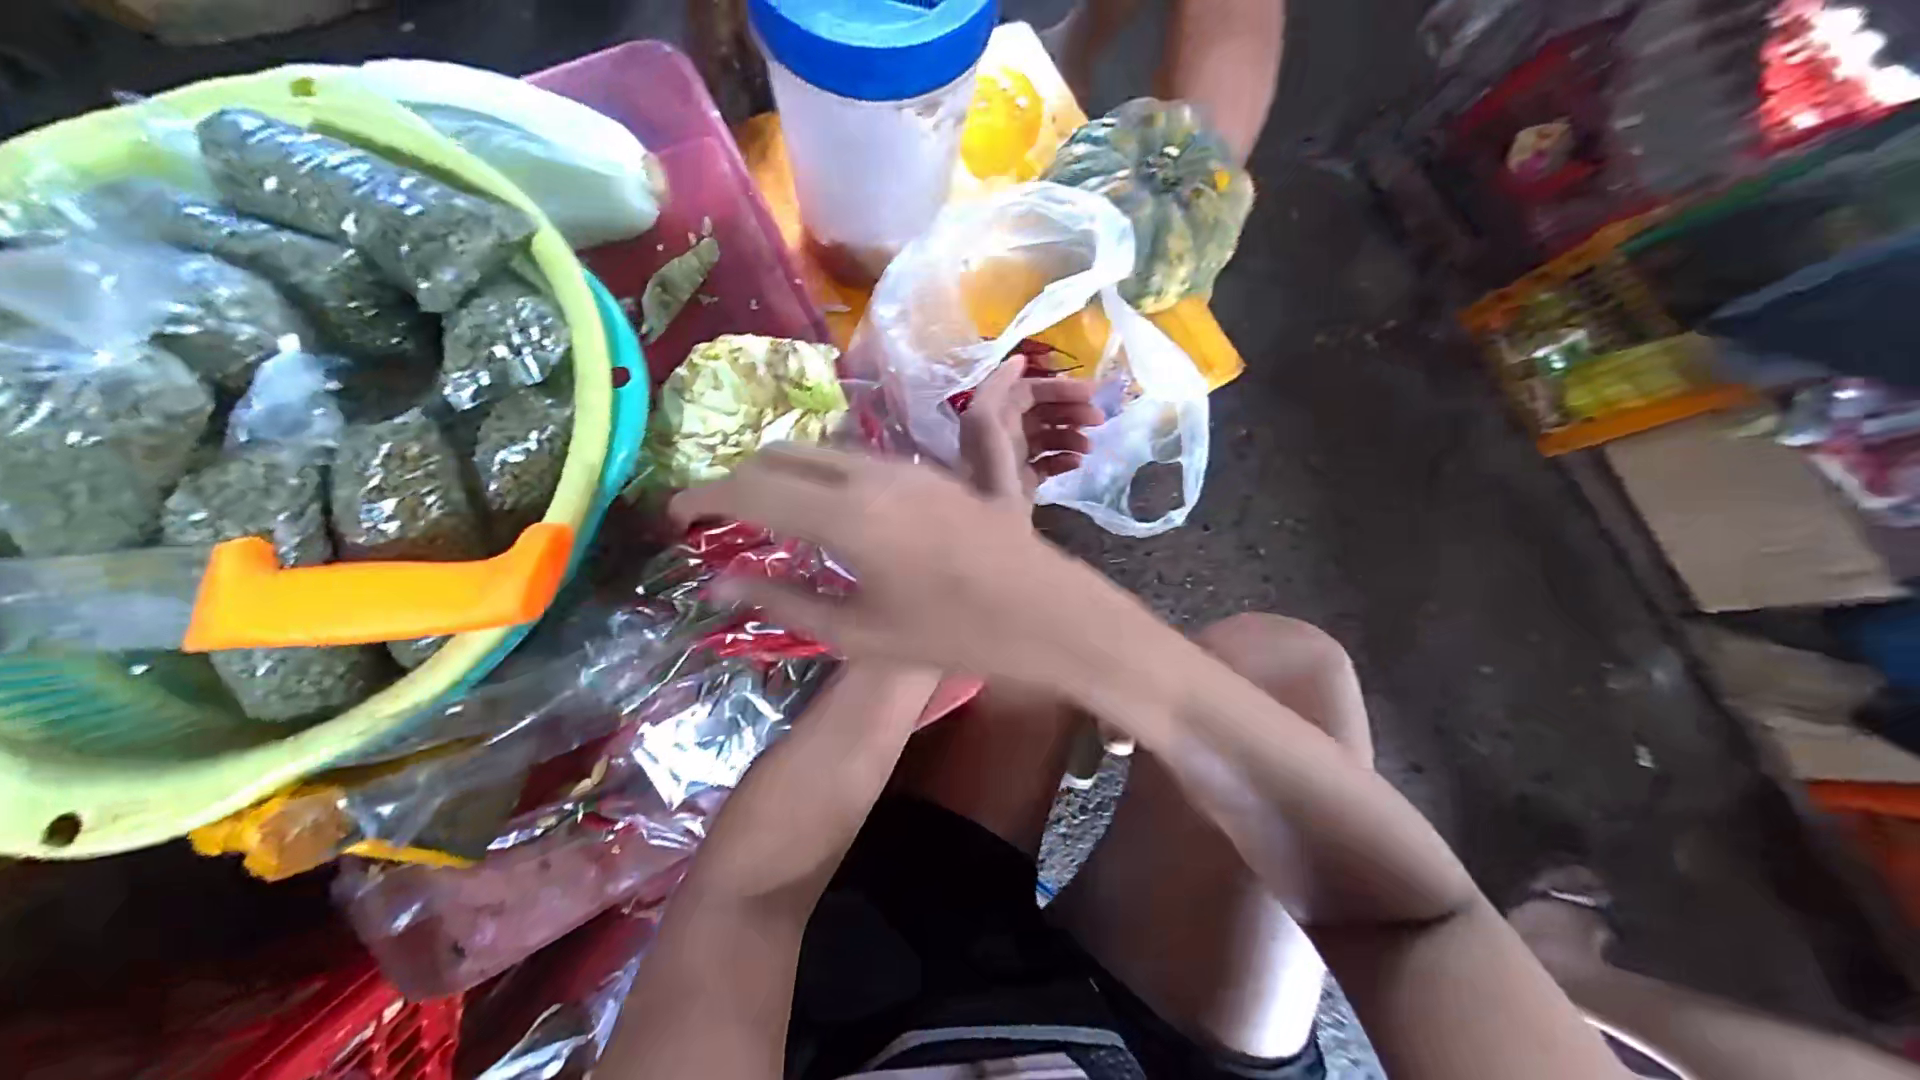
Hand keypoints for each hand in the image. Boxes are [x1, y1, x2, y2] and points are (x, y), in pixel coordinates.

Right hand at [670, 445, 1148, 692]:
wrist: (1045, 610)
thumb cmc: (953, 634)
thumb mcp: (859, 634)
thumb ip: (784, 602)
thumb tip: (718, 584)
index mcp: (845, 518)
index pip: (750, 490)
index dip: (702, 498)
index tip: (676, 515)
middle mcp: (870, 476)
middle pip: (781, 455)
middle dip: (740, 479)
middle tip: (719, 516)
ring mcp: (905, 466)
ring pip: (821, 451)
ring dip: (783, 473)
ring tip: (767, 513)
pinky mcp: (930, 470)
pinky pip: (857, 459)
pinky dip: (823, 475)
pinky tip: (826, 509)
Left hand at [956, 357, 1102, 510]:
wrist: (986, 520)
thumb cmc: (987, 466)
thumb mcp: (984, 418)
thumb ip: (998, 384)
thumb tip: (1020, 358)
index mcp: (994, 414)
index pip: (1031, 391)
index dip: (1060, 388)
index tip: (1091, 393)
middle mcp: (1003, 432)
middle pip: (1043, 412)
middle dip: (1072, 411)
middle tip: (1099, 420)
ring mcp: (1015, 458)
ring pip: (1050, 437)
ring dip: (1073, 436)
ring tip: (1089, 447)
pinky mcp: (1025, 482)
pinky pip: (1050, 463)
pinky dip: (1066, 459)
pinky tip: (1077, 463)